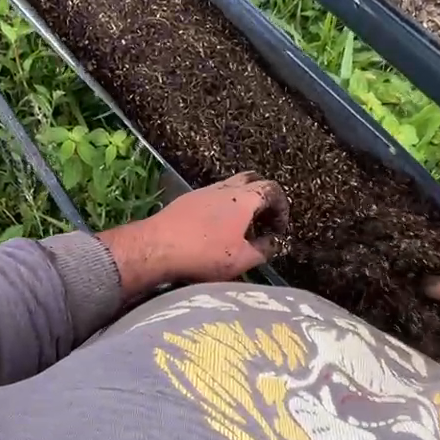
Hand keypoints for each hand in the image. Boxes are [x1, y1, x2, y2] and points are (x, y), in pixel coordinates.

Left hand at [96, 172, 289, 297]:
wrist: (156, 246)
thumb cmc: (204, 253)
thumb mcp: (241, 259)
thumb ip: (263, 249)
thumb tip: (273, 242)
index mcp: (243, 198)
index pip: (272, 189)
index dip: (282, 207)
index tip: (279, 230)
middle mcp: (224, 187)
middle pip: (251, 179)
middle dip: (263, 197)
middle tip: (263, 222)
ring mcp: (203, 191)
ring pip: (230, 187)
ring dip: (241, 202)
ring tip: (241, 230)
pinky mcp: (187, 200)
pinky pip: (213, 196)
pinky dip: (224, 206)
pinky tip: (217, 230)